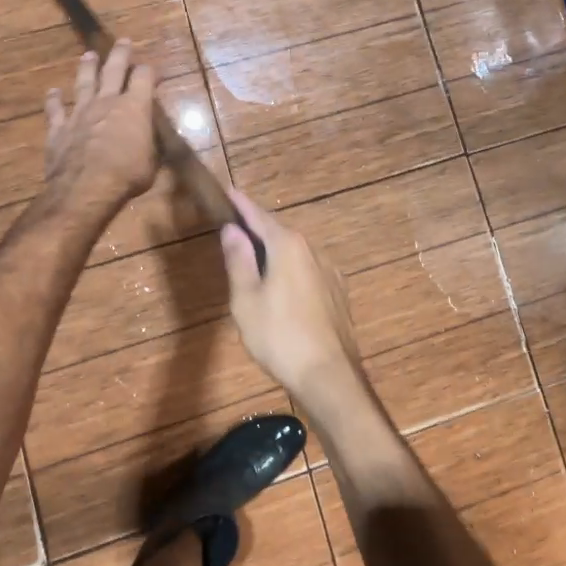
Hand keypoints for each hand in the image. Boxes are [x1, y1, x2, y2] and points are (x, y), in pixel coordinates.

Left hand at [42, 41, 159, 217]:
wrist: (85, 189)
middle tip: (123, 41)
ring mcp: (80, 113)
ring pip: (84, 83)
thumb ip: (151, 146)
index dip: (149, 71)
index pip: (144, 78)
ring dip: (87, 68)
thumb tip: (152, 142)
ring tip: (88, 55)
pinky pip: (55, 110)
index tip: (152, 69)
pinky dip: (53, 100)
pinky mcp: (59, 129)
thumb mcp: (152, 162)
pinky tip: (52, 92)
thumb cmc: (127, 175)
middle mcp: (107, 102)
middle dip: (120, 54)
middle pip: (114, 70)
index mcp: (135, 107)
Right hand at [219, 190, 361, 398]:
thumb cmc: (279, 336)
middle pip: (279, 231)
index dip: (241, 205)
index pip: (258, 216)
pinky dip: (290, 268)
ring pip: (295, 251)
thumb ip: (239, 261)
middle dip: (257, 227)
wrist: (328, 374)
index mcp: (287, 246)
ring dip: (274, 250)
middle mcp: (312, 250)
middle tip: (235, 226)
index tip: (228, 191)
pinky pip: (307, 269)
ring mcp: (329, 271)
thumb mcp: (246, 300)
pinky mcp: (337, 292)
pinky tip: (282, 285)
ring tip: (254, 257)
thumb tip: (232, 229)